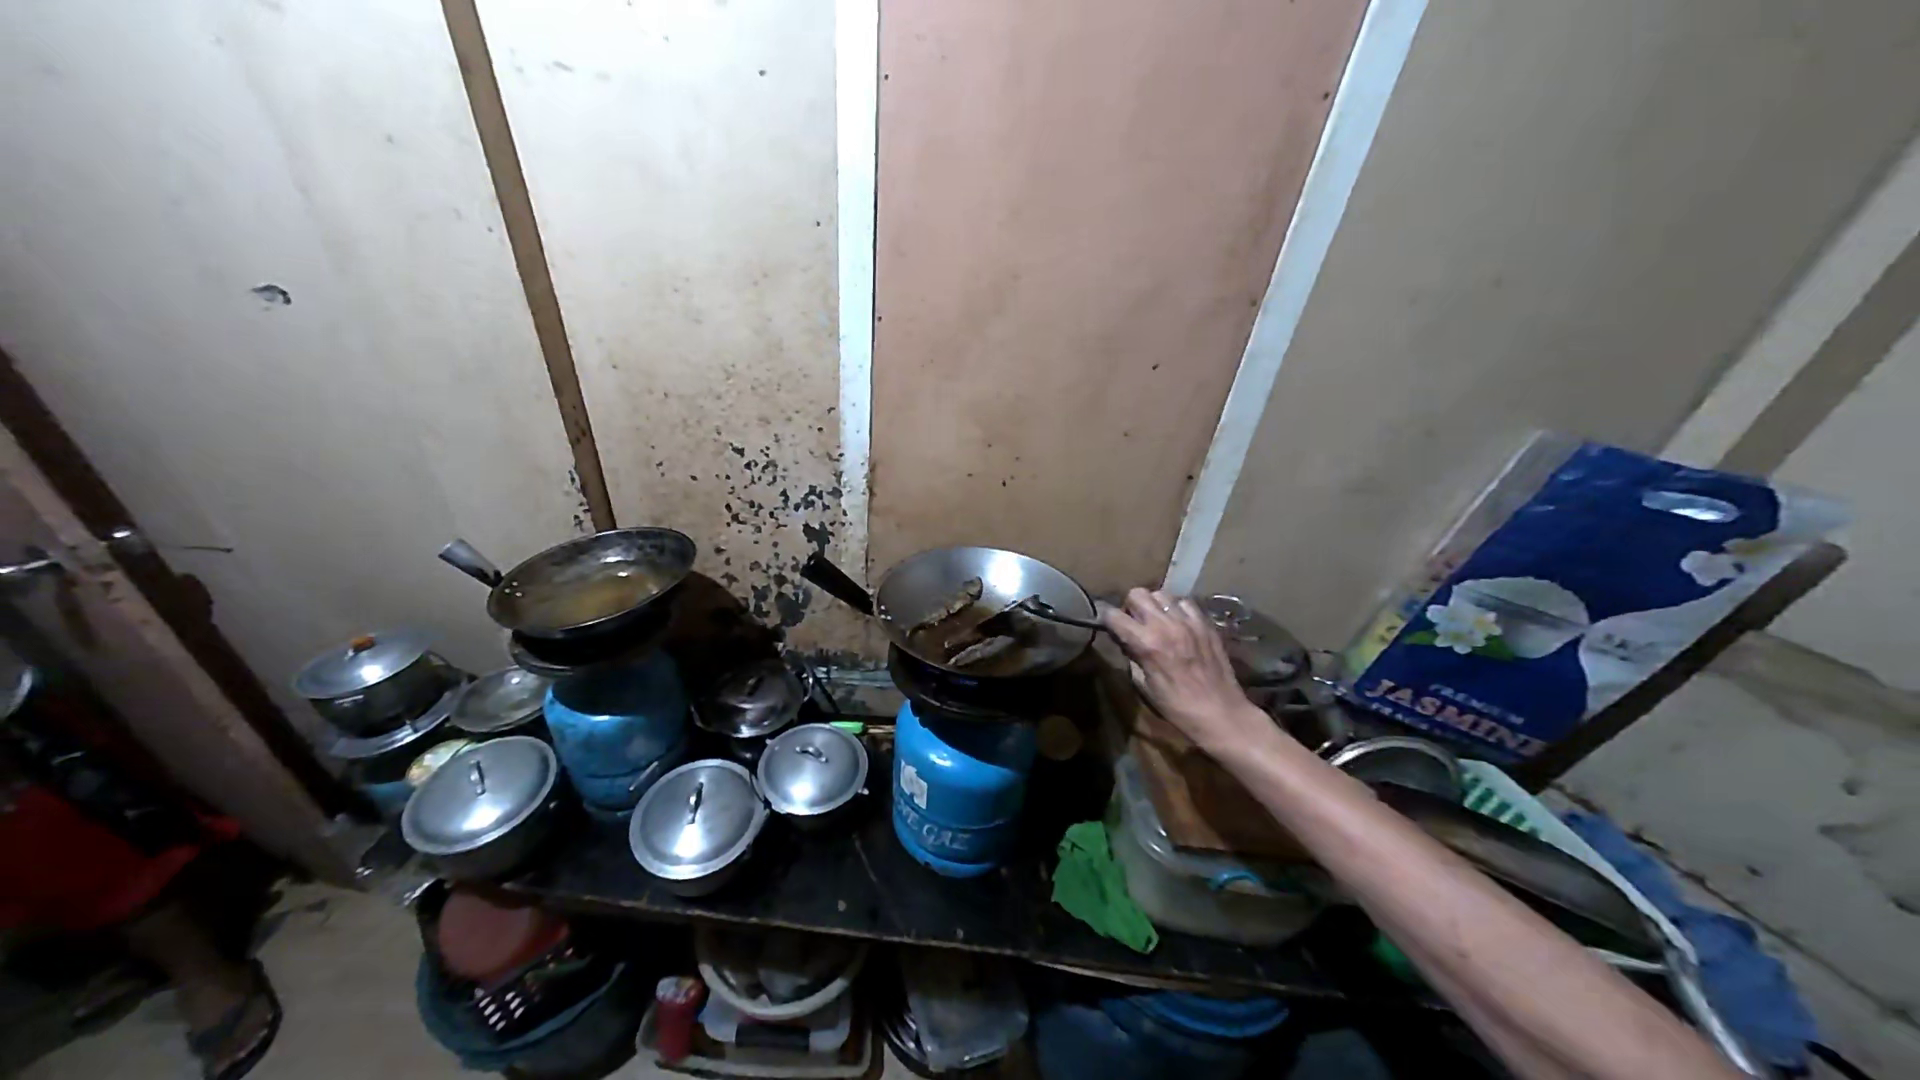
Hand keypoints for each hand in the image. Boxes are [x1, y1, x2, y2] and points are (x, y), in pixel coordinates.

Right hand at [1099, 588, 1262, 750]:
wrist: (1220, 712)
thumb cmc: (1176, 705)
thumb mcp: (1144, 685)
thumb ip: (1133, 657)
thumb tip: (1126, 642)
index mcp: (1146, 643)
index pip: (1114, 615)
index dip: (1108, 620)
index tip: (1109, 626)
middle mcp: (1165, 625)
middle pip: (1137, 594)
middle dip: (1130, 606)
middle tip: (1135, 622)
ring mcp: (1188, 621)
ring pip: (1161, 594)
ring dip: (1154, 605)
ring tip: (1158, 621)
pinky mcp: (1205, 623)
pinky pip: (1185, 603)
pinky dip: (1177, 609)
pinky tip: (1178, 623)